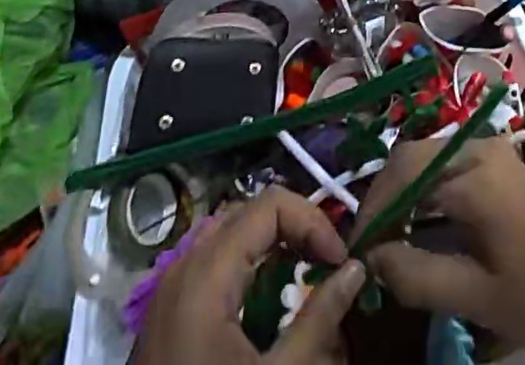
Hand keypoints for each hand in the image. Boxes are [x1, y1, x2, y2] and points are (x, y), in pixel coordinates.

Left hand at [138, 187, 367, 364]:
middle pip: (251, 210)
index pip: (271, 205)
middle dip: (297, 225)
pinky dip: (250, 258)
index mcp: (206, 276)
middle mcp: (183, 266)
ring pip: (232, 230)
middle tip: (328, 260)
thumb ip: (319, 318)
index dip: (313, 221)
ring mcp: (170, 287)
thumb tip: (355, 269)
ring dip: (275, 238)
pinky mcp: (168, 309)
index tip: (339, 260)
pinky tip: (269, 292)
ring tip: (305, 268)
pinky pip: (215, 257)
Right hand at [351, 139, 524, 357]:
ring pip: (426, 159)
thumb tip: (367, 258)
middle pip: (411, 157)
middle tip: (368, 247)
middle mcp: (483, 147)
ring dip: (401, 194)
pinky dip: (422, 192)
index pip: (403, 172)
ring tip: (385, 242)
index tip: (353, 250)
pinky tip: (415, 228)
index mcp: (479, 173)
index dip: (371, 208)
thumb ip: (413, 274)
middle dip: (384, 198)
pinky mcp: (497, 164)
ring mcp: (492, 151)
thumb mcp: (473, 296)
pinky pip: (445, 167)